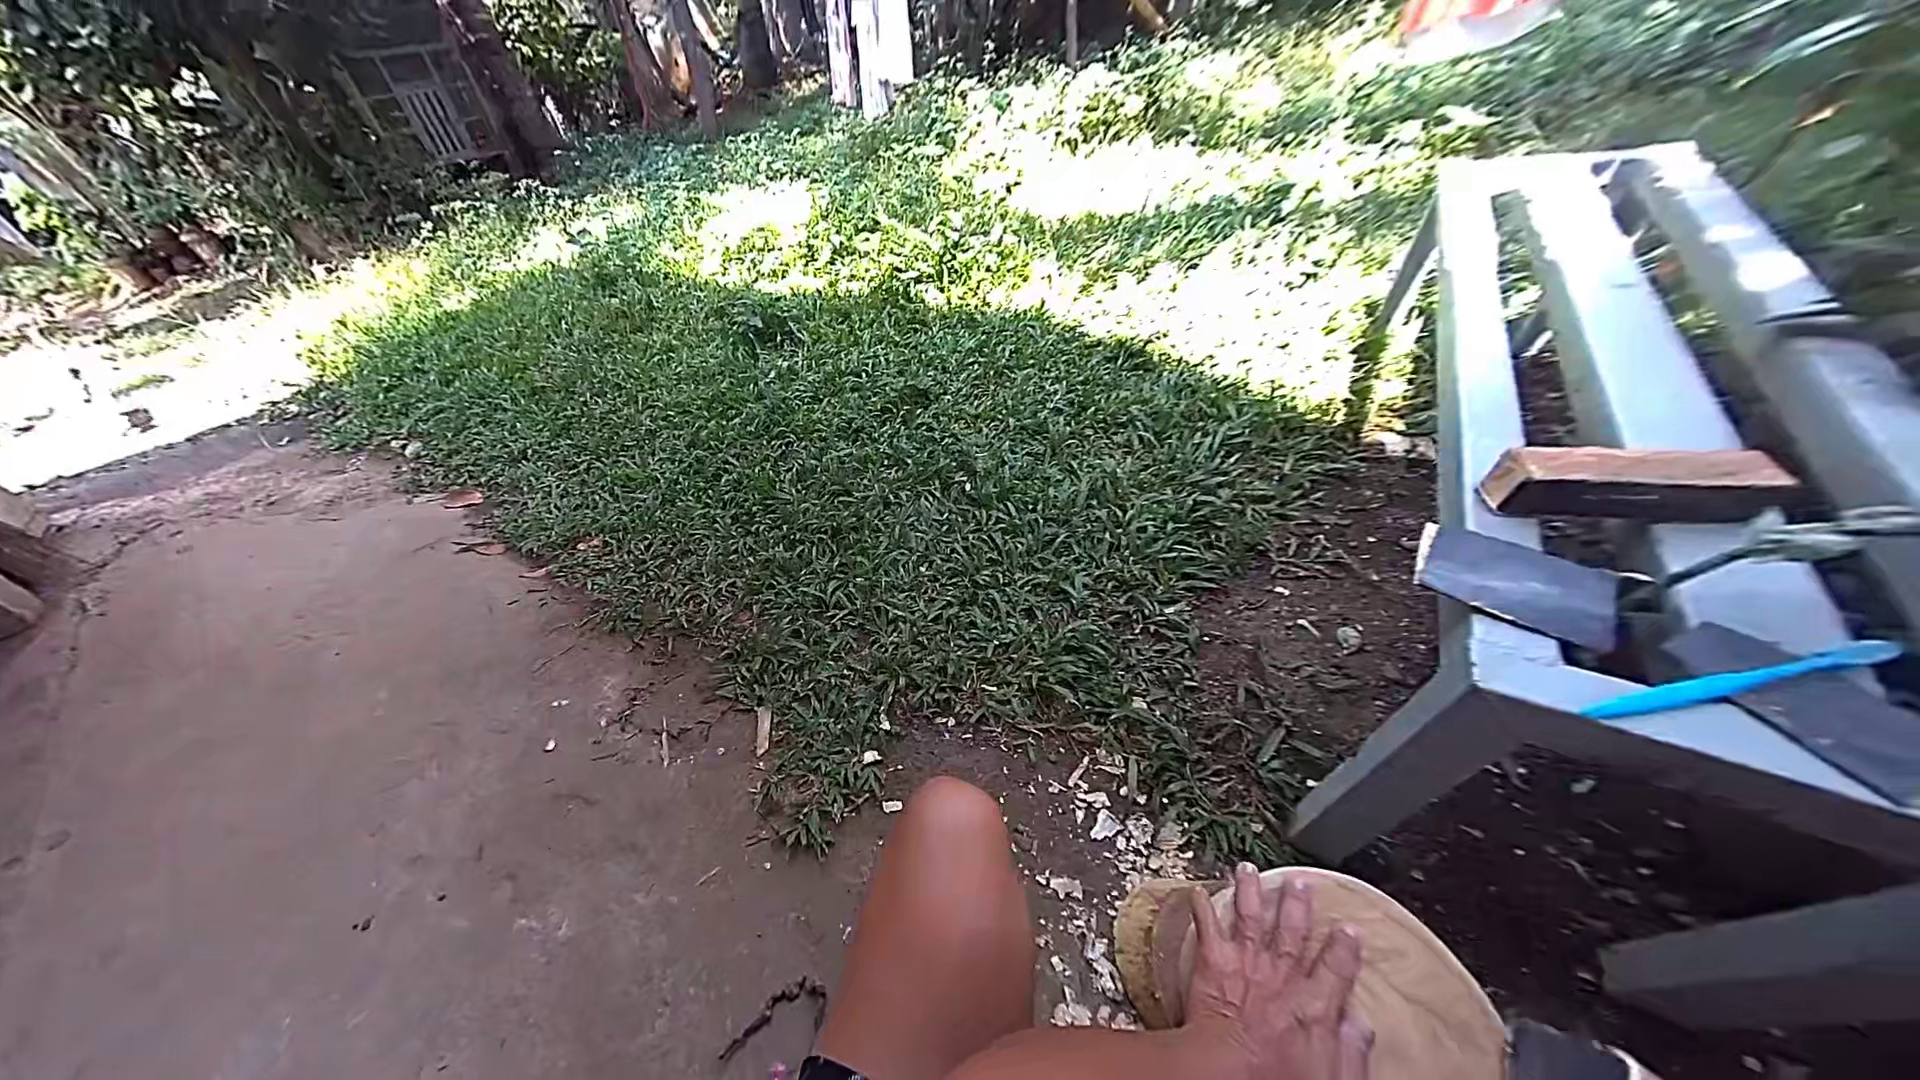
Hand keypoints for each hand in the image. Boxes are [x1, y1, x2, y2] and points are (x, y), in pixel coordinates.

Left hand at [1181, 863, 1372, 1079]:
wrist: (1228, 1073)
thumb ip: (1350, 1052)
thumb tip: (1360, 1024)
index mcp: (1312, 1005)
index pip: (1335, 970)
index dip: (1344, 949)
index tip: (1350, 929)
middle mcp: (1279, 976)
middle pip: (1291, 933)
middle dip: (1295, 905)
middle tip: (1299, 882)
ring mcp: (1245, 964)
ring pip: (1249, 918)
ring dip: (1250, 892)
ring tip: (1247, 869)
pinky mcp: (1215, 962)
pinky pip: (1207, 927)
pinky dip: (1201, 907)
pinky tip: (1197, 890)